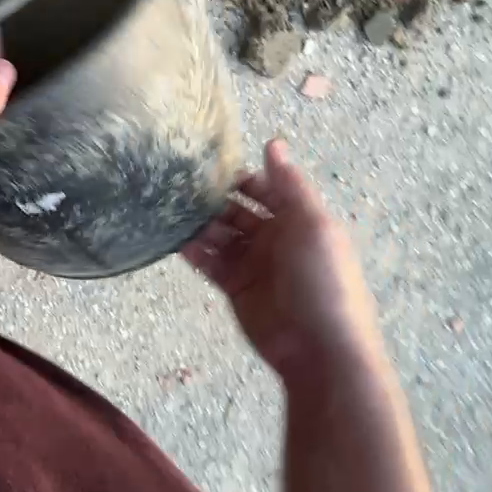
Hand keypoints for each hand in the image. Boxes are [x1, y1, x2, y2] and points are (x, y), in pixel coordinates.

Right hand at [183, 139, 387, 386]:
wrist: (320, 350)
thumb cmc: (323, 282)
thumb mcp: (314, 226)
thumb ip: (290, 185)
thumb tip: (273, 141)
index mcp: (297, 221)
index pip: (263, 188)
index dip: (239, 175)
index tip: (206, 160)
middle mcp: (273, 238)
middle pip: (235, 209)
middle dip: (211, 198)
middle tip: (177, 182)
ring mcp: (252, 263)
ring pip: (218, 233)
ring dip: (197, 222)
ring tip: (168, 208)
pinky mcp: (233, 286)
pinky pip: (207, 261)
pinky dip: (191, 250)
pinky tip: (172, 238)